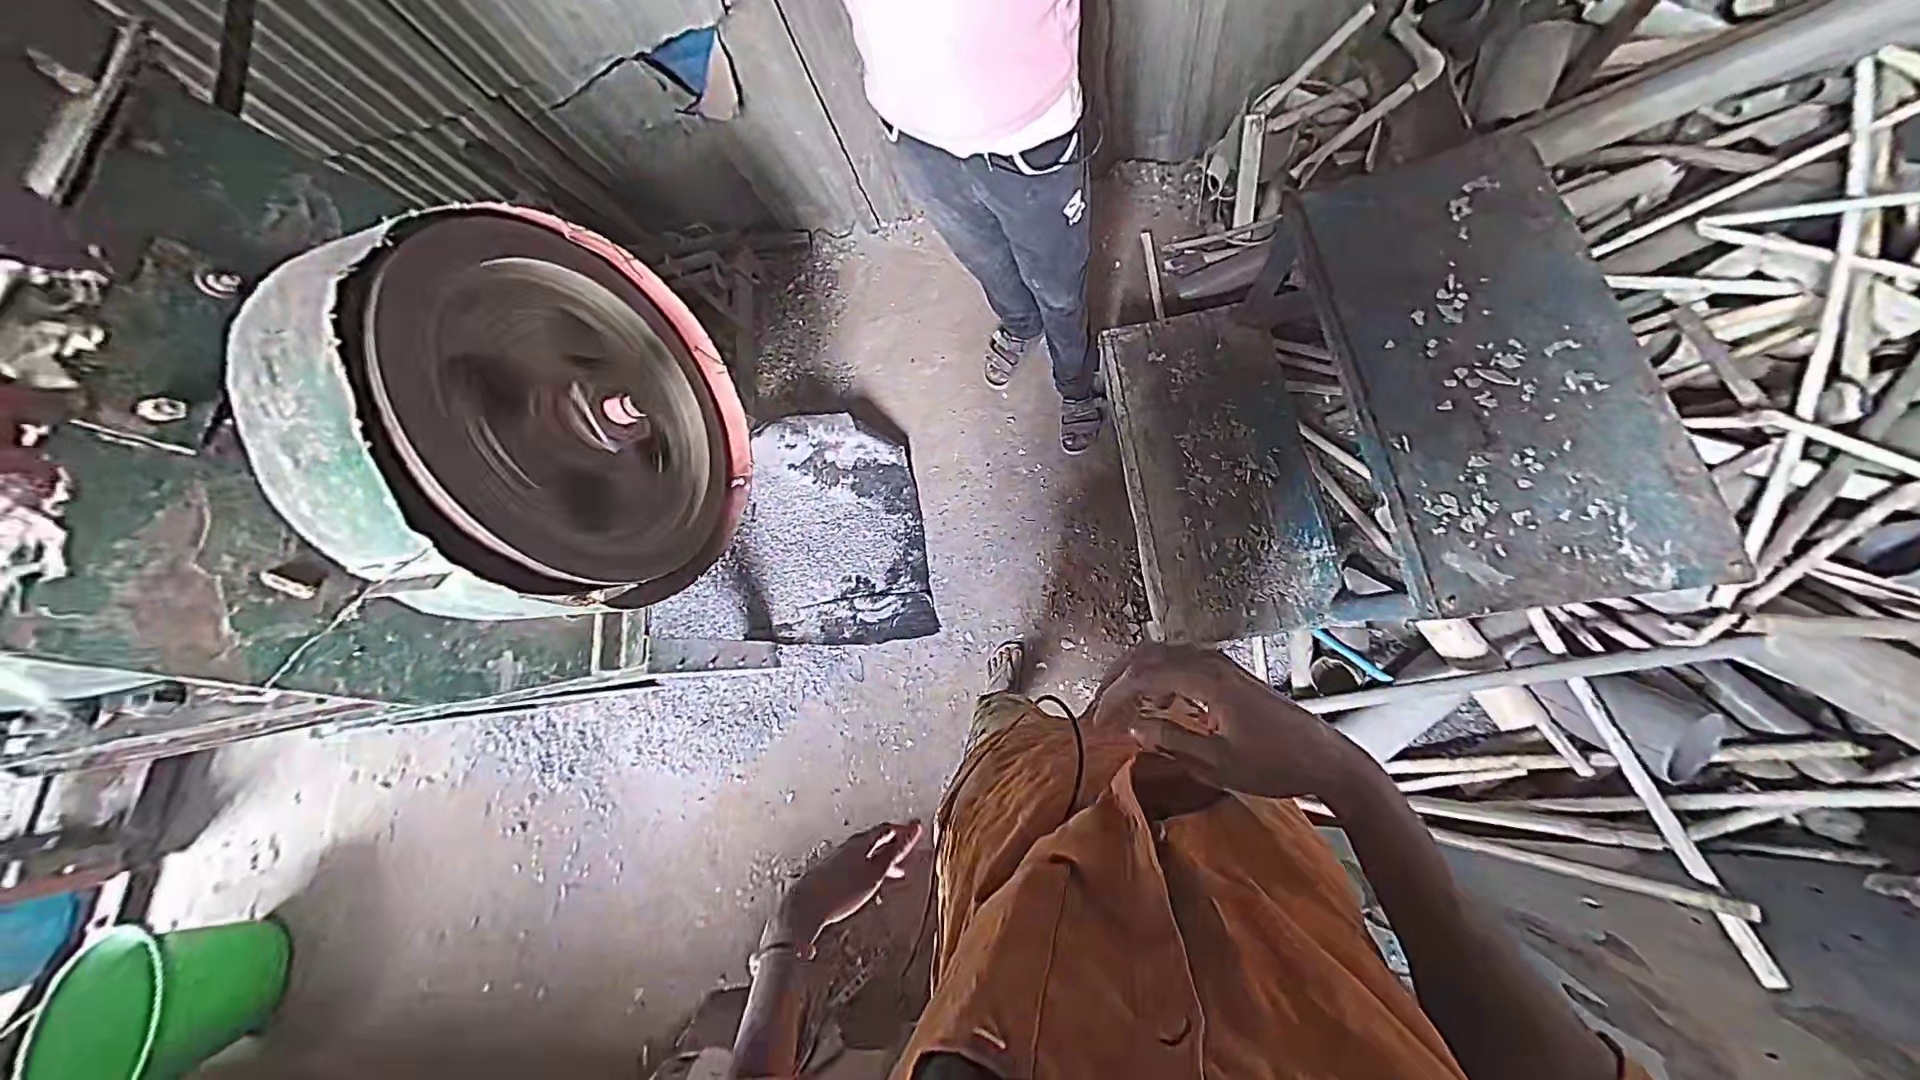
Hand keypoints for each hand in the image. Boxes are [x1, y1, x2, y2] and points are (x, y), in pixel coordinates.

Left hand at [772, 821, 923, 948]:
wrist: (806, 907)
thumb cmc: (841, 889)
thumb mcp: (876, 872)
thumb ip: (895, 853)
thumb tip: (914, 831)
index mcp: (861, 842)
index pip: (887, 829)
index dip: (904, 830)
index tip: (916, 831)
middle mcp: (849, 846)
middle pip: (877, 839)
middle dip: (895, 844)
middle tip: (910, 849)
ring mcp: (840, 859)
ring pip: (868, 854)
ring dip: (884, 858)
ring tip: (897, 870)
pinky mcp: (832, 873)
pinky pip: (858, 865)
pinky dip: (872, 869)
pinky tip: (872, 882)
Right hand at [1103, 644, 1371, 799]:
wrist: (1326, 758)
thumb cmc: (1276, 764)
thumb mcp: (1218, 763)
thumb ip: (1171, 741)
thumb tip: (1134, 728)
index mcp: (1206, 680)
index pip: (1142, 677)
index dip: (1114, 697)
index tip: (1098, 721)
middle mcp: (1209, 662)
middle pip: (1147, 656)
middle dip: (1117, 680)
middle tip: (1099, 707)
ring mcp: (1219, 663)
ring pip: (1161, 655)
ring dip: (1135, 676)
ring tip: (1120, 705)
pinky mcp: (1226, 672)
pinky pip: (1178, 663)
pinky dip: (1157, 677)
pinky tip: (1156, 702)